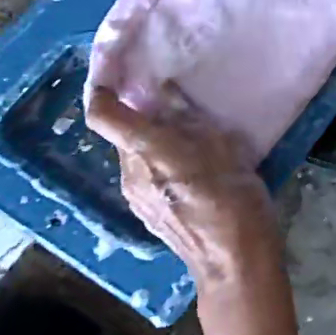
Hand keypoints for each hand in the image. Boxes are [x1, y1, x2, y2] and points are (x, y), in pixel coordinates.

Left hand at [87, 85, 279, 284]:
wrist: (235, 262)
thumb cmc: (234, 196)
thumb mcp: (223, 145)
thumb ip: (188, 116)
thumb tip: (164, 90)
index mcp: (146, 149)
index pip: (102, 114)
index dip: (101, 88)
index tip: (115, 72)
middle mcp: (130, 172)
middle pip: (123, 134)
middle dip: (143, 117)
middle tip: (176, 108)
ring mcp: (134, 198)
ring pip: (135, 156)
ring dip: (154, 142)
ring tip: (191, 141)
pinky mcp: (145, 215)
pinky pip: (144, 176)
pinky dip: (158, 163)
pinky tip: (191, 171)